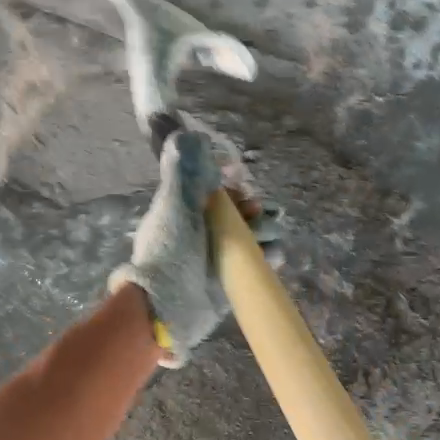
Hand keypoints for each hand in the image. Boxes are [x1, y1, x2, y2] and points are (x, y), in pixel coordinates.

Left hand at [108, 129, 273, 367]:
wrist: (168, 304)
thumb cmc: (170, 252)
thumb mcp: (175, 204)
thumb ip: (184, 172)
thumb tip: (190, 135)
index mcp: (190, 213)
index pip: (222, 193)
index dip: (236, 190)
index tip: (240, 192)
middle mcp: (207, 233)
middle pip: (244, 213)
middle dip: (255, 209)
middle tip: (254, 214)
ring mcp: (222, 258)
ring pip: (258, 236)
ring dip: (267, 231)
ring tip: (263, 237)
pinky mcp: (236, 281)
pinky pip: (262, 262)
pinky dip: (271, 256)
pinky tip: (271, 254)